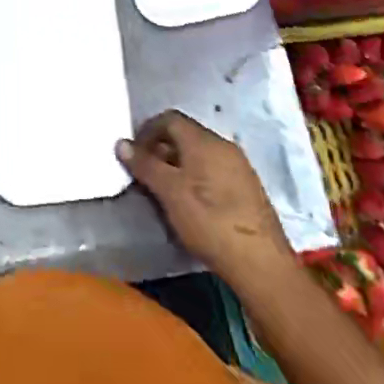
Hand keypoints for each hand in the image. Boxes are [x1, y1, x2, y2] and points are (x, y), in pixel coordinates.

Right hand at [118, 110, 291, 288]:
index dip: (146, 131)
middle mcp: (224, 146)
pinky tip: (190, 205)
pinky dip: (195, 179)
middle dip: (160, 150)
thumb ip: (145, 165)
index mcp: (205, 141)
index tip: (133, 155)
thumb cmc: (209, 222)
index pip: (170, 119)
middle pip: (185, 136)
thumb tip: (122, 143)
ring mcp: (239, 167)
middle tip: (144, 176)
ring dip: (176, 166)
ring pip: (199, 155)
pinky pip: (213, 171)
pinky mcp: (247, 188)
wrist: (261, 263)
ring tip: (163, 193)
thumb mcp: (170, 193)